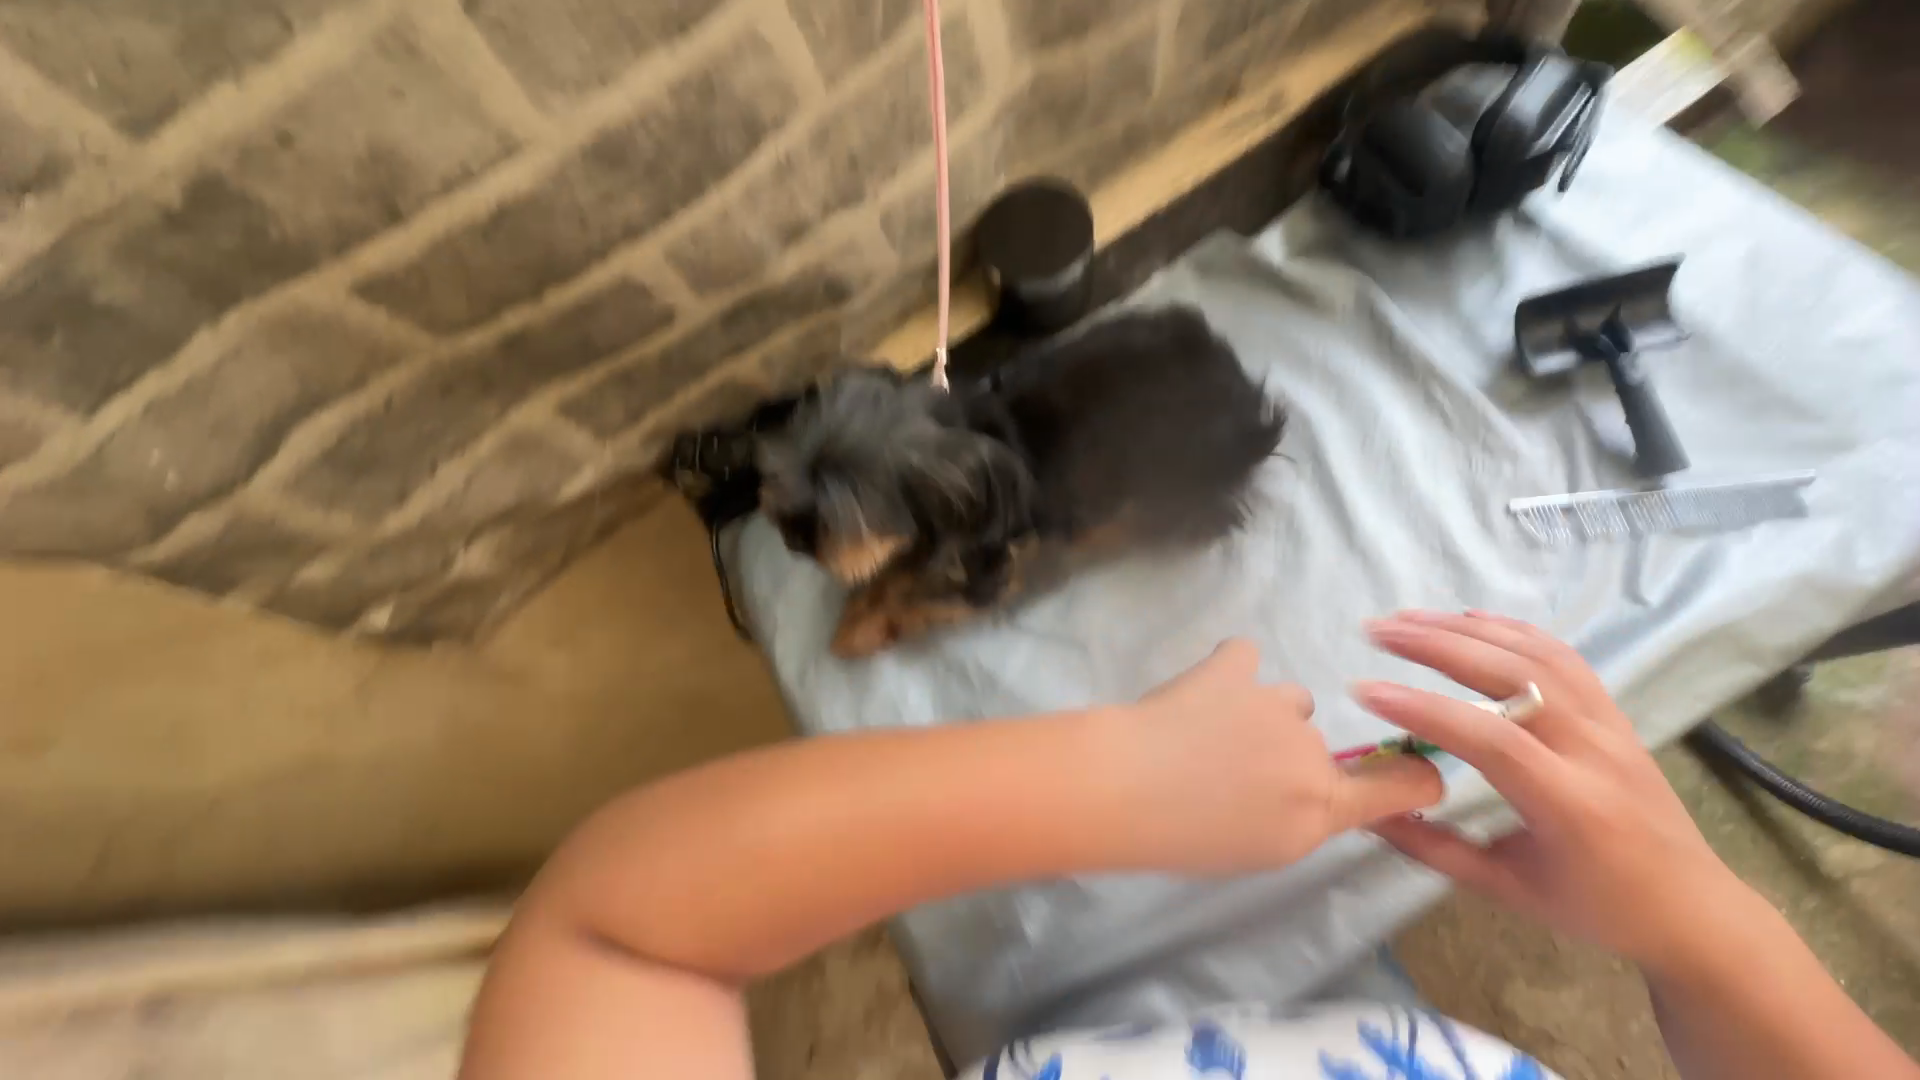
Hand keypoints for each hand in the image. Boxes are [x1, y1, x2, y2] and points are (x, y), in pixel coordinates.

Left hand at [1099, 639, 1444, 875]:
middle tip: (1232, 770)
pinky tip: (1203, 686)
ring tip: (1211, 730)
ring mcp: (1273, 705)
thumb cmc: (1181, 838)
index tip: (1412, 772)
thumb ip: (1298, 819)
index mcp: (1321, 809)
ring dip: (1263, 713)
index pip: (1404, 787)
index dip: (1415, 777)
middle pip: (1320, 745)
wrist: (1123, 788)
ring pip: (1289, 700)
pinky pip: (1245, 655)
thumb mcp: (1258, 850)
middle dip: (1288, 755)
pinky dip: (1230, 669)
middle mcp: (1310, 754)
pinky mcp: (1231, 670)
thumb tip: (1303, 793)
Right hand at [1357, 611, 1751, 972]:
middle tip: (1377, 632)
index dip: (1423, 710)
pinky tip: (1468, 618)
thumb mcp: (1504, 888)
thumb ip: (1430, 846)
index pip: (1490, 740)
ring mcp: (1609, 726)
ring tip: (1407, 618)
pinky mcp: (1612, 714)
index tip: (1364, 691)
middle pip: (1512, 676)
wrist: (1698, 914)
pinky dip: (1510, 629)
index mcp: (1570, 803)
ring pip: (1535, 654)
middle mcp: (1594, 751)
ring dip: (1466, 628)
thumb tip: (1364, 810)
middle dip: (1437, 645)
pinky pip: (1561, 657)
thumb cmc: (1595, 909)